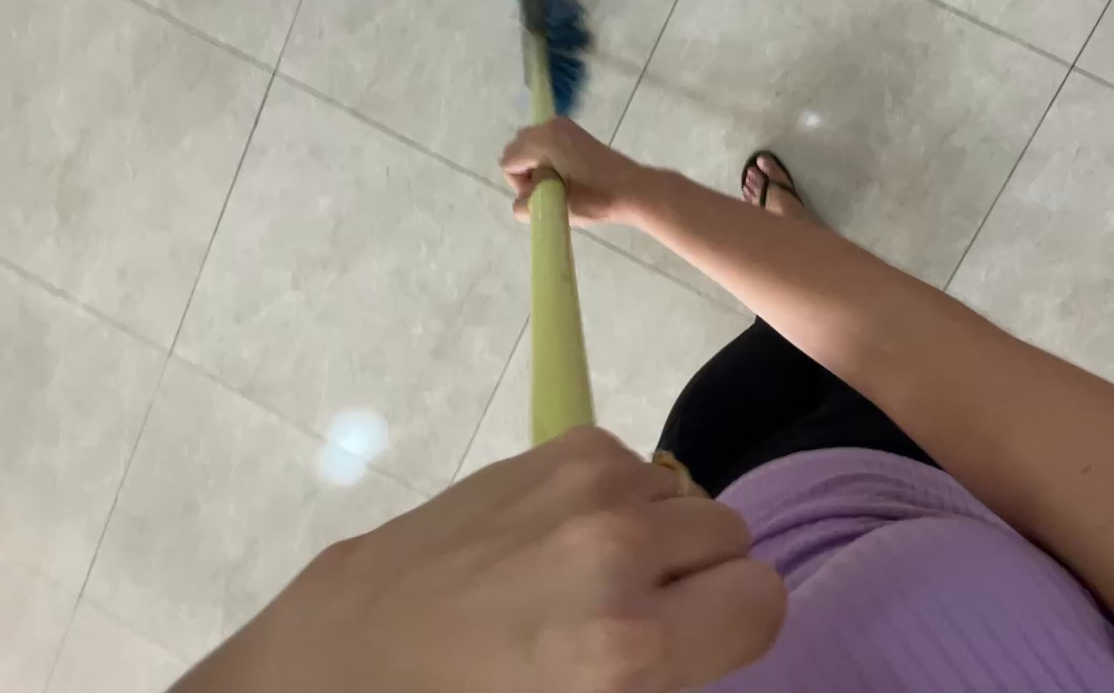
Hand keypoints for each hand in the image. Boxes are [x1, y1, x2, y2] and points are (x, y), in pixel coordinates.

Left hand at [173, 428, 784, 692]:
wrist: (350, 653)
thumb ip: (670, 670)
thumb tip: (722, 617)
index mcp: (629, 648)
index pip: (763, 598)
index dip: (737, 622)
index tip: (698, 635)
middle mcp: (622, 547)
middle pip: (732, 534)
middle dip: (700, 574)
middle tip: (638, 608)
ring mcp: (593, 481)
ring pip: (687, 497)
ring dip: (660, 534)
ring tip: (589, 571)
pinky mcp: (567, 443)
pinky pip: (640, 470)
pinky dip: (621, 501)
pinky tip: (560, 533)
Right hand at [501, 118, 658, 224]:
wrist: (632, 190)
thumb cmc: (595, 199)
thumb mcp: (554, 207)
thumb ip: (525, 205)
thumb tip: (523, 199)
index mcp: (543, 140)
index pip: (508, 163)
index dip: (520, 184)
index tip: (545, 195)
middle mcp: (551, 126)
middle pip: (516, 150)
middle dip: (527, 172)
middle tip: (552, 190)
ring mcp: (564, 126)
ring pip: (531, 147)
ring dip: (538, 166)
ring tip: (563, 183)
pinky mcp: (575, 132)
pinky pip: (546, 144)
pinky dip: (549, 159)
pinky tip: (570, 174)